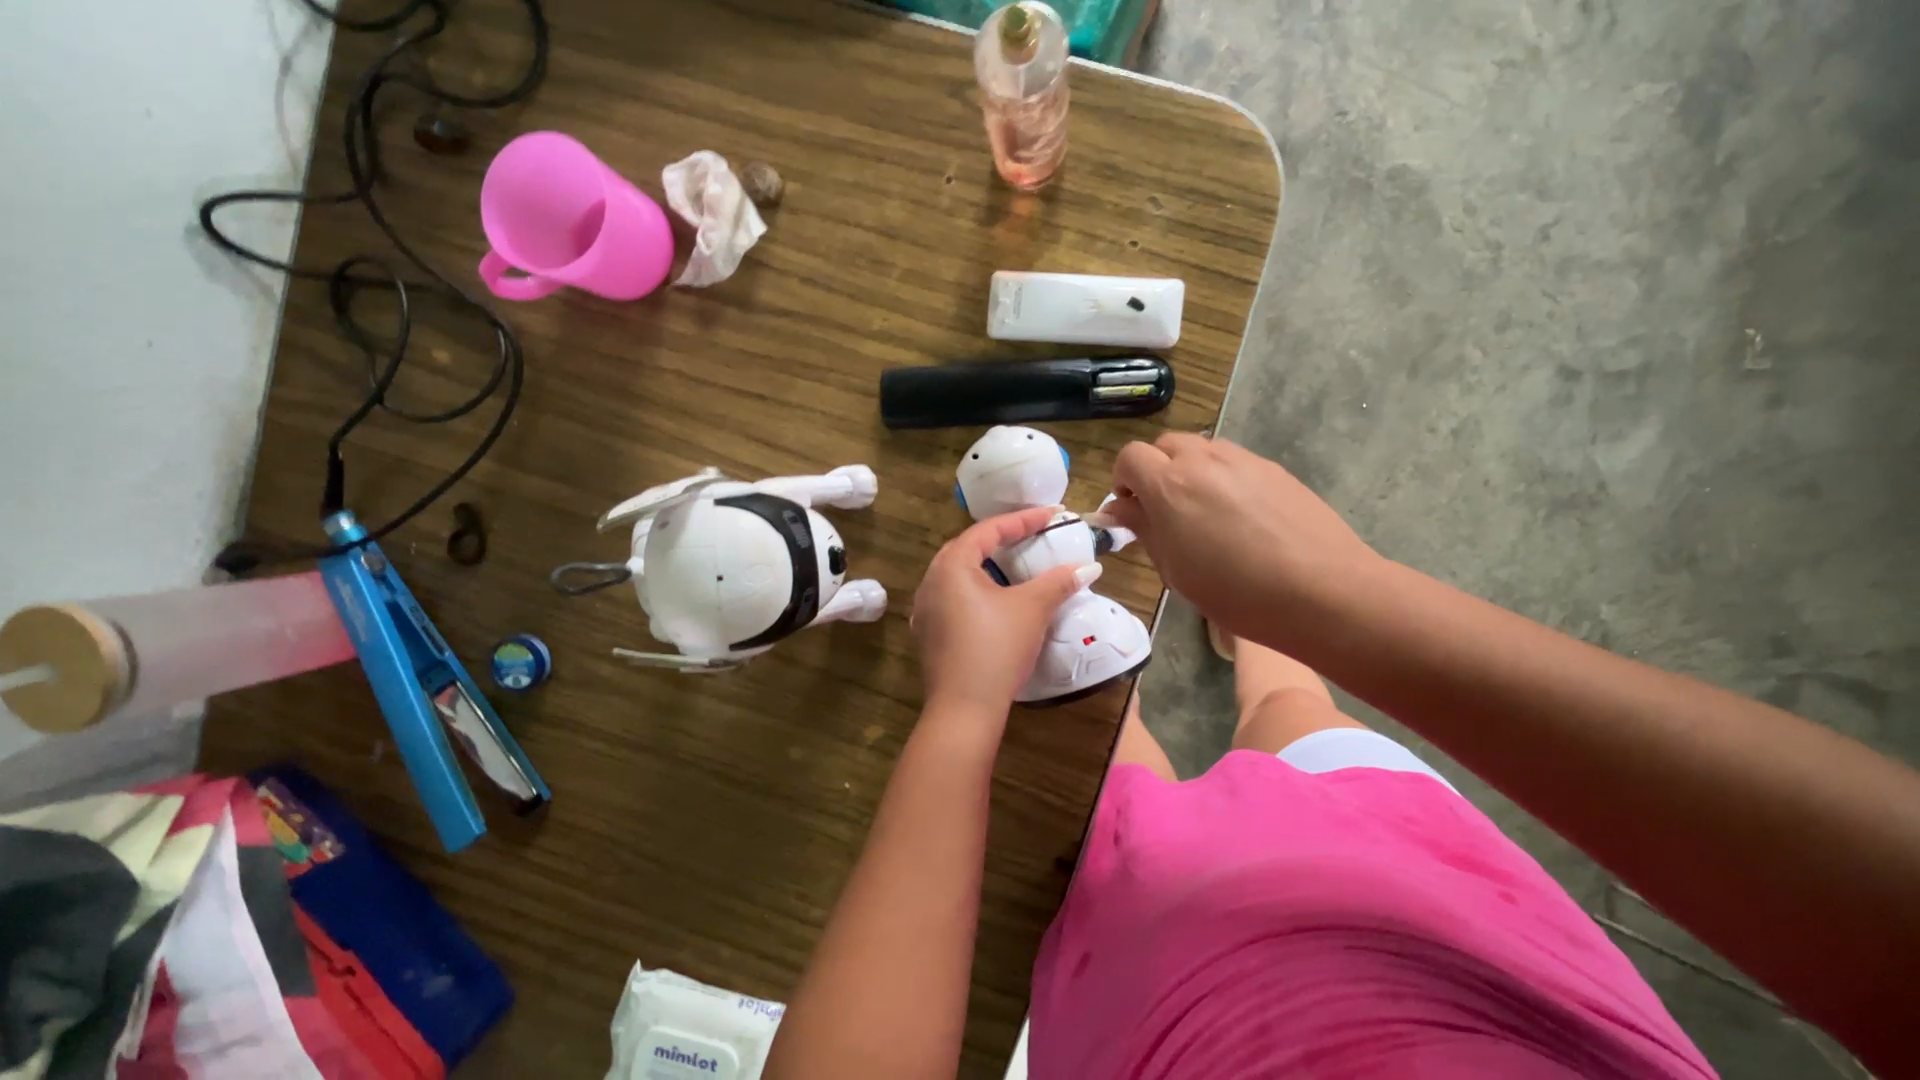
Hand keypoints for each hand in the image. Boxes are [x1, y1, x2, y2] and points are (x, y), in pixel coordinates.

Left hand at [913, 506, 1095, 714]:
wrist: (964, 709)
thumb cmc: (997, 648)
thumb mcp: (1032, 609)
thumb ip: (1059, 582)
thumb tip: (1089, 566)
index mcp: (951, 566)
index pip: (988, 530)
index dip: (1024, 520)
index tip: (1053, 514)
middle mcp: (931, 582)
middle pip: (969, 549)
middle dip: (1002, 540)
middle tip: (1033, 536)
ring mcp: (926, 610)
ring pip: (960, 576)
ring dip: (989, 567)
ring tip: (1017, 566)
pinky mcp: (930, 634)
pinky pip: (955, 600)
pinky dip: (978, 592)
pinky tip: (997, 603)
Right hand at [1092, 434, 1382, 646]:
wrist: (1322, 590)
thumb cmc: (1237, 593)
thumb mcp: (1176, 570)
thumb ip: (1144, 529)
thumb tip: (1119, 508)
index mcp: (1170, 485)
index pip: (1130, 457)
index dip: (1124, 480)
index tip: (1132, 509)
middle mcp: (1204, 460)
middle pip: (1166, 445)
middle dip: (1157, 470)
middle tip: (1165, 511)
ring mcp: (1244, 460)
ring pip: (1203, 449)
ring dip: (1192, 471)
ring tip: (1205, 514)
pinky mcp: (1275, 469)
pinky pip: (1236, 462)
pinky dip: (1225, 479)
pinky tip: (1242, 518)